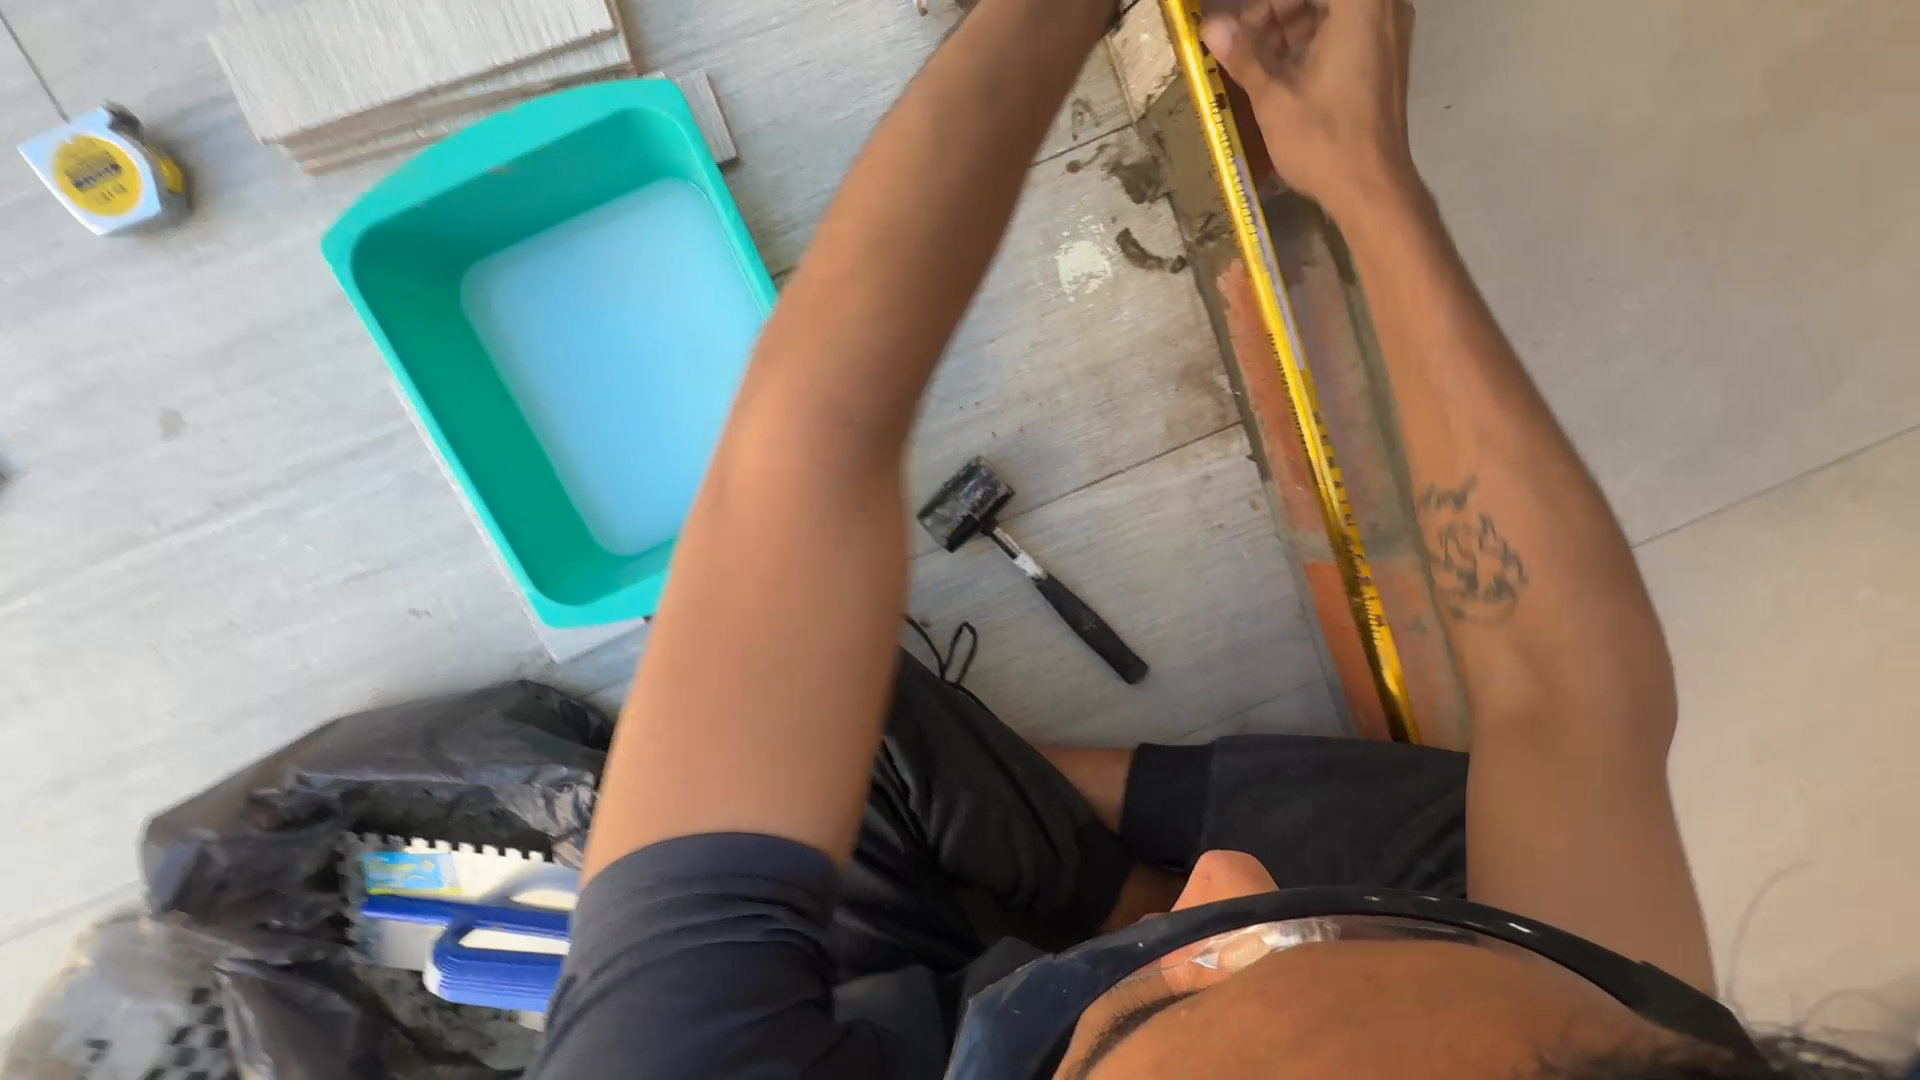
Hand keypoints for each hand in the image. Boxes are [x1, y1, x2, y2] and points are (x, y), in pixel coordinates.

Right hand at [1200, 0, 1418, 220]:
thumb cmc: (1322, 140)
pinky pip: (1348, 29)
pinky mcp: (1387, 56)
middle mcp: (1384, 5)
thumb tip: (1210, 25)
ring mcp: (1391, 30)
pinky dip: (1315, 41)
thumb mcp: (1273, 97)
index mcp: (1360, 4)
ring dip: (1294, 26)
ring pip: (1333, 9)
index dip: (1265, 4)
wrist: (1370, 185)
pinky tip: (1287, 75)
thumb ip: (1244, 55)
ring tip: (1261, 65)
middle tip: (1245, 47)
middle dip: (1278, 12)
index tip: (1238, 32)